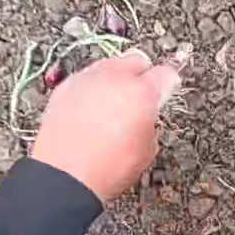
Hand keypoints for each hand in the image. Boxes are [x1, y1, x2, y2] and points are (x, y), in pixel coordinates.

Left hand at [28, 50, 181, 202]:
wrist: (67, 175)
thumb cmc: (111, 166)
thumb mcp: (147, 149)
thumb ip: (150, 122)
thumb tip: (145, 115)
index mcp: (142, 92)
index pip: (165, 73)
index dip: (169, 82)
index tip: (167, 88)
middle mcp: (115, 78)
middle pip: (136, 60)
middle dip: (142, 73)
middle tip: (142, 93)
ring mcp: (87, 80)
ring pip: (109, 64)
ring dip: (116, 77)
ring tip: (115, 100)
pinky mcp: (65, 88)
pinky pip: (86, 78)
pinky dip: (93, 87)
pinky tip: (93, 106)